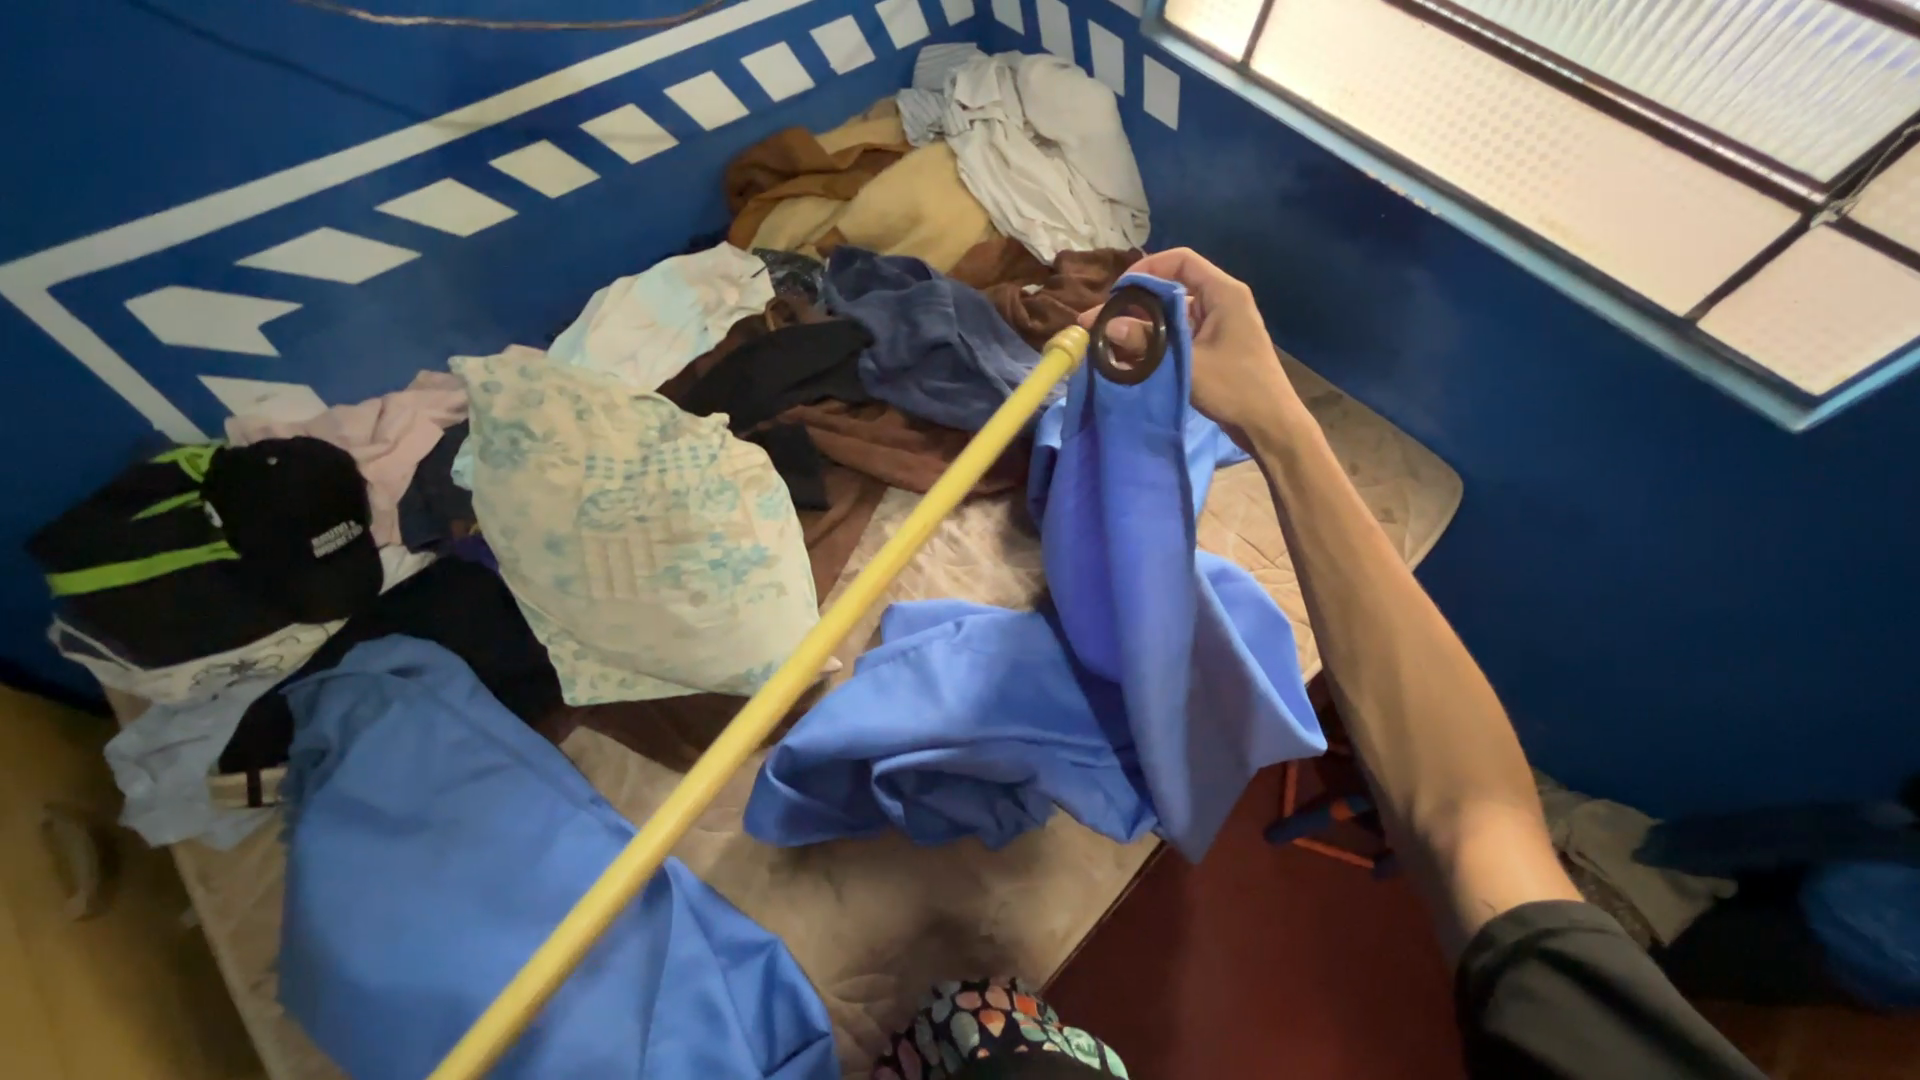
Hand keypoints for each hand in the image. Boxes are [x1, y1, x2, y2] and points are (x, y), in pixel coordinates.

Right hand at [1080, 248, 1304, 441]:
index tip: (1118, 293)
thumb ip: (1147, 342)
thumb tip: (1108, 326)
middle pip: (1171, 288)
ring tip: (1108, 342)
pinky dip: (1153, 343)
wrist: (1268, 424)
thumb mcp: (1187, 363)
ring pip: (1171, 315)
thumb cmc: (1235, 387)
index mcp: (1223, 293)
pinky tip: (1128, 358)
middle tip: (1100, 322)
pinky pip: (1177, 335)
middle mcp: (1220, 301)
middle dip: (1134, 304)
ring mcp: (1216, 325)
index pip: (1180, 261)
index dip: (1146, 270)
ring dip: (1141, 326)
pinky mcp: (1211, 347)